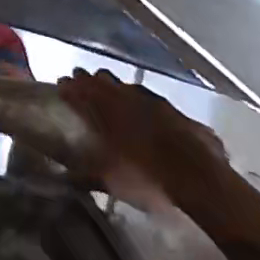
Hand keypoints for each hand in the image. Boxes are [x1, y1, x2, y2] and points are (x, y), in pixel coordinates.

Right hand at [57, 68, 232, 209]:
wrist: (199, 178)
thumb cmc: (149, 179)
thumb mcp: (112, 182)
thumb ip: (85, 176)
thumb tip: (62, 177)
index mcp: (105, 114)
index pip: (81, 93)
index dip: (69, 88)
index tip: (60, 82)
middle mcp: (124, 100)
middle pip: (101, 82)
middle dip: (87, 79)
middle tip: (77, 77)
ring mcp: (150, 101)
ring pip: (122, 84)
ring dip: (110, 82)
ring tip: (103, 80)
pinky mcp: (171, 108)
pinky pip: (144, 93)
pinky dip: (134, 93)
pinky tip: (136, 96)